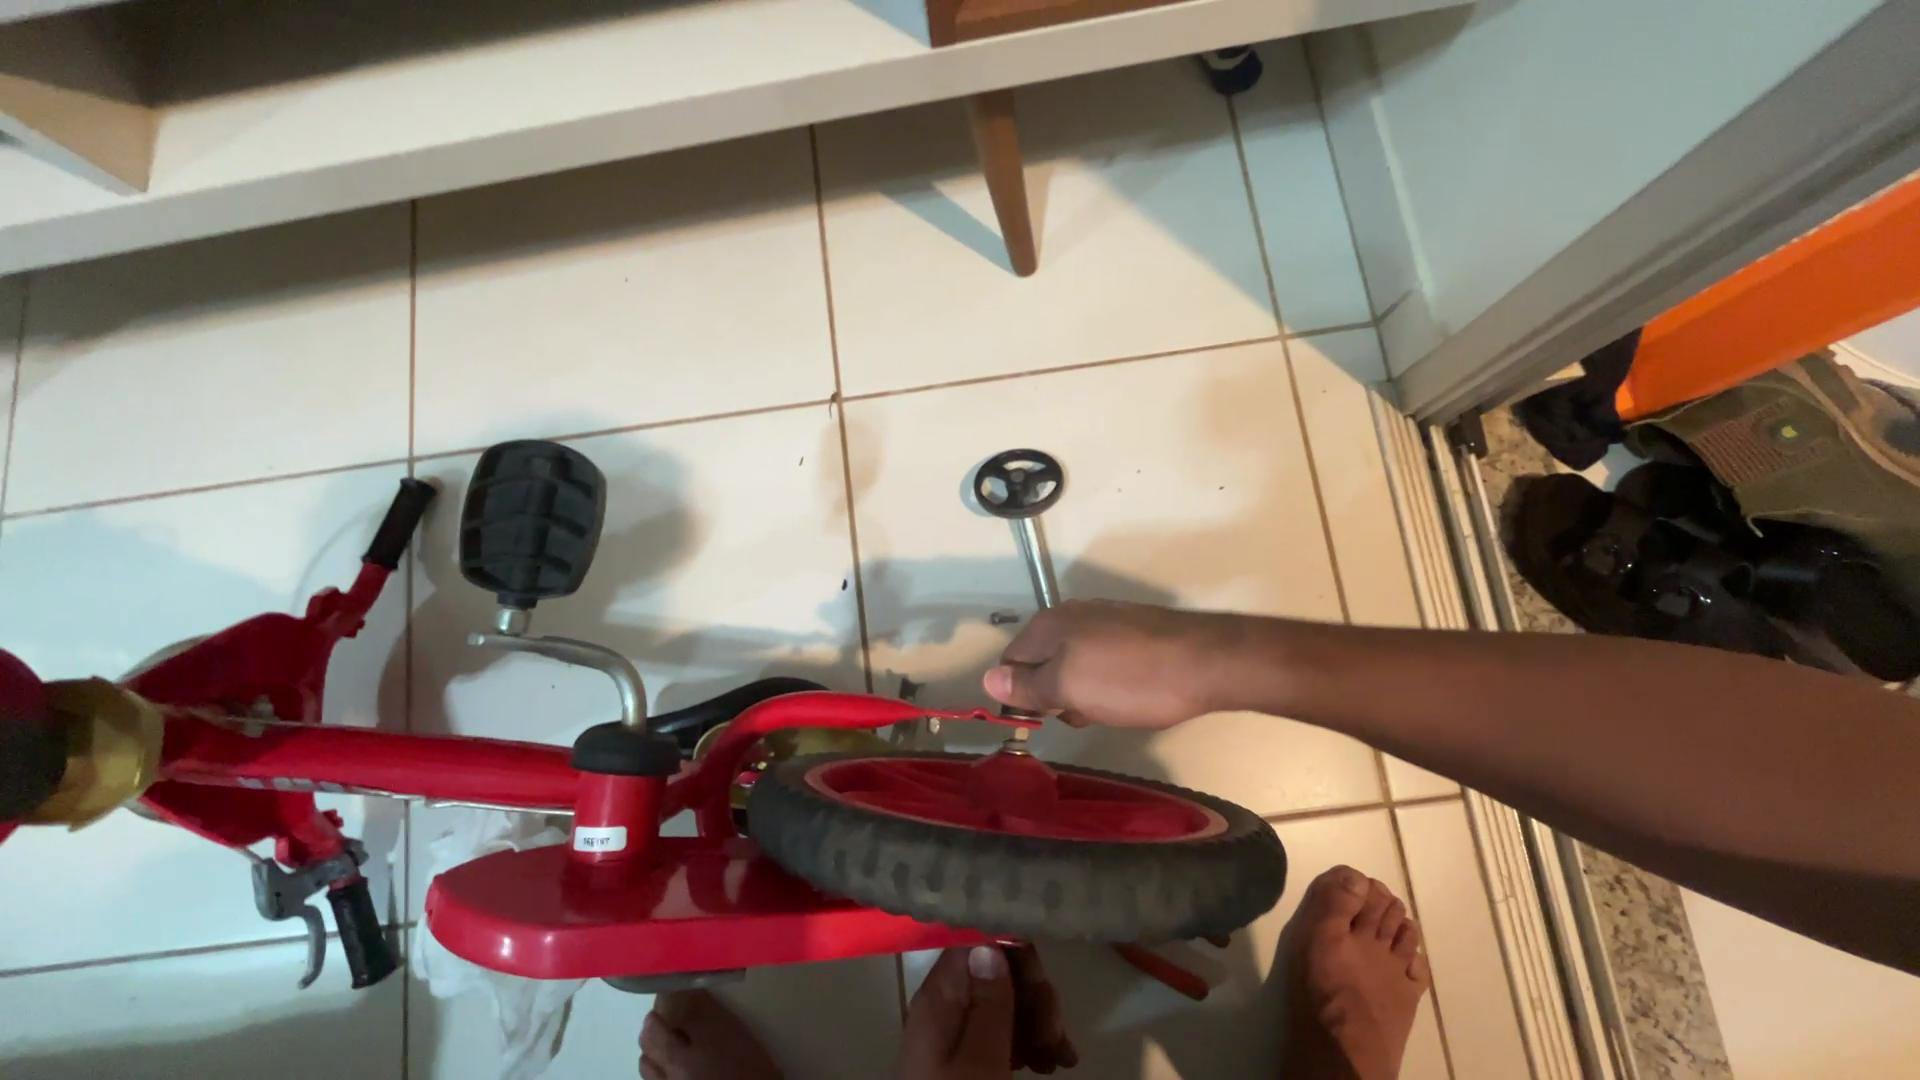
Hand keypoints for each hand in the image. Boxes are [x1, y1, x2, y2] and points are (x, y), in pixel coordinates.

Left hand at [898, 945, 1077, 1078]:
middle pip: (996, 971)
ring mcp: (956, 1031)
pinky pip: (1003, 1031)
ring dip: (1038, 1021)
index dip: (1013, 950)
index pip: (976, 941)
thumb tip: (991, 941)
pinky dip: (1029, 1041)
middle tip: (1055, 1032)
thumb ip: (989, 1002)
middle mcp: (945, 1004)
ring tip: (1058, 1057)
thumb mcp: (981, 1061)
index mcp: (940, 996)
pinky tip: (1051, 1064)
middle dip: (1033, 994)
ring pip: (1006, 1002)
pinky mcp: (967, 1057)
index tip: (1043, 977)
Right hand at [984, 600, 1238, 728]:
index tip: (1043, 717)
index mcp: (1050, 623)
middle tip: (1081, 715)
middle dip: (1055, 694)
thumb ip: (1027, 685)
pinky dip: (1108, 683)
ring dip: (1083, 692)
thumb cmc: (1131, 680)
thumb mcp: (1069, 688)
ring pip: (1075, 665)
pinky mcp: (1135, 632)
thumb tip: (988, 679)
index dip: (1019, 693)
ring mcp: (1107, 620)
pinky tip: (1131, 697)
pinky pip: (1104, 661)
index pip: (1011, 660)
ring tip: (1110, 709)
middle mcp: (1073, 614)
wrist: (1209, 662)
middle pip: (1043, 662)